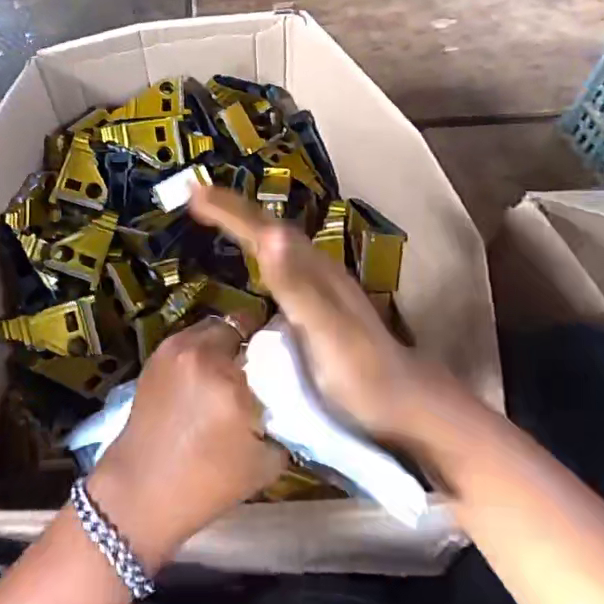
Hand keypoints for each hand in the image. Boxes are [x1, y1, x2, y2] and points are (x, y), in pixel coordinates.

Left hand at [85, 315, 285, 567]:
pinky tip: (206, 376)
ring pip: (205, 329)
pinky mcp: (152, 359)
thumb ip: (282, 422)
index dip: (274, 336)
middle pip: (230, 323)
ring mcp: (169, 352)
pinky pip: (185, 342)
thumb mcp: (265, 459)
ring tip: (233, 367)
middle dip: (246, 335)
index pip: (260, 332)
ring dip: (220, 341)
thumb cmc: (207, 481)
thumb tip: (289, 401)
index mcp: (225, 375)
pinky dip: (198, 351)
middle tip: (260, 358)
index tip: (285, 348)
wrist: (143, 488)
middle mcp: (195, 352)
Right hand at [187, 187, 477, 454]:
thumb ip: (295, 284)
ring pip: (277, 244)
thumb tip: (268, 233)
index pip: (264, 229)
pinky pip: (281, 265)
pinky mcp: (321, 307)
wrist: (410, 411)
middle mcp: (318, 270)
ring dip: (245, 226)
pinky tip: (254, 261)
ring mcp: (322, 288)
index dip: (228, 210)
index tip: (193, 192)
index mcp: (313, 271)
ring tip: (215, 216)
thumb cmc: (363, 376)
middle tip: (195, 196)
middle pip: (270, 228)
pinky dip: (259, 252)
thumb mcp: (324, 329)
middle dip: (232, 209)